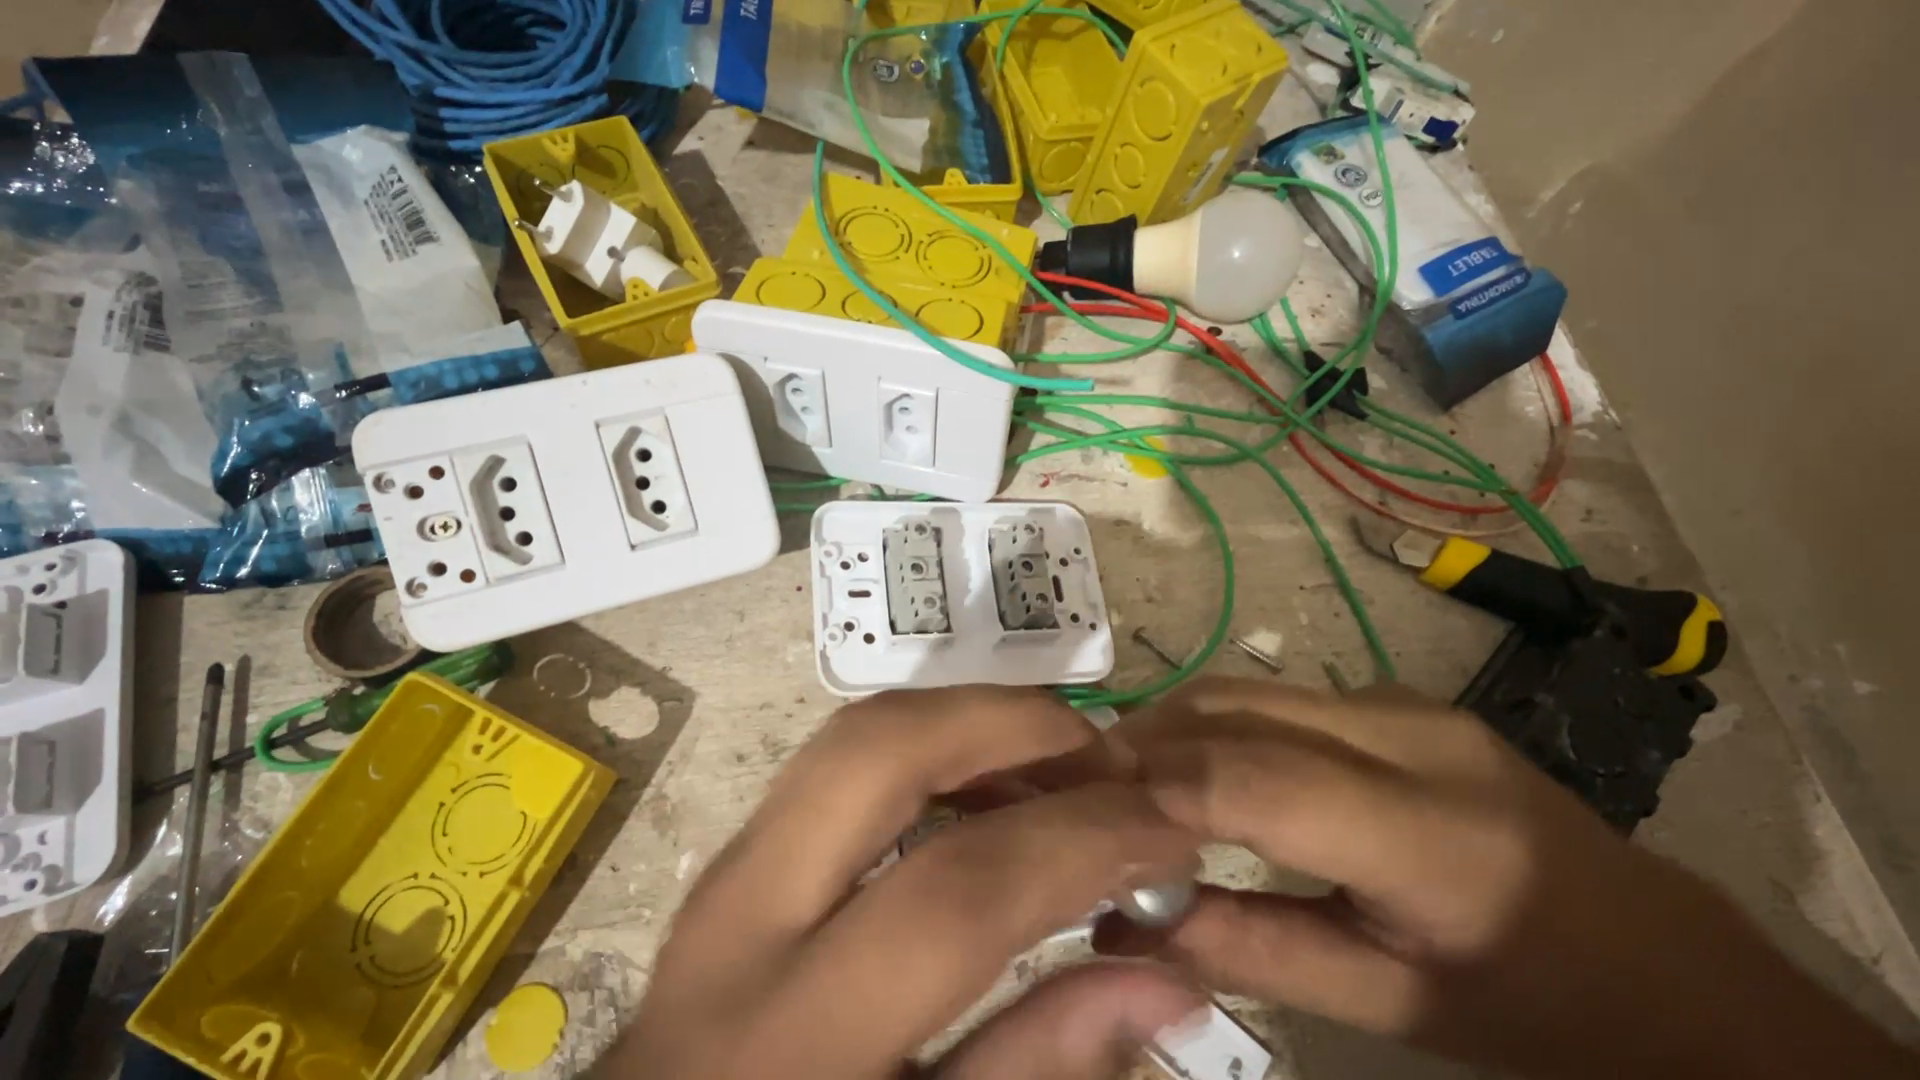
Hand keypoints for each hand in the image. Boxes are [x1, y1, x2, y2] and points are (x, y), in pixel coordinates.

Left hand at [600, 686, 1203, 1079]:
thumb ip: (1039, 1062)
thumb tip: (1170, 981)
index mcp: (793, 1032)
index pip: (957, 890)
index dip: (1083, 842)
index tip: (1170, 829)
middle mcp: (742, 920)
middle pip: (879, 754)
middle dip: (1011, 724)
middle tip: (1110, 758)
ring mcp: (725, 870)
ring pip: (854, 735)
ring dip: (972, 723)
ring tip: (1065, 768)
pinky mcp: (734, 855)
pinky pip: (842, 765)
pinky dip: (932, 749)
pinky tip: (991, 791)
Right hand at [1099, 679, 1918, 1078]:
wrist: (1665, 965)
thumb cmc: (1530, 1004)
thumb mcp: (1388, 1003)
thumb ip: (1250, 950)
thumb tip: (1123, 918)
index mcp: (1434, 837)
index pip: (1262, 783)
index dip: (1155, 790)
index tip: (1074, 814)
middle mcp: (1416, 740)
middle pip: (1239, 709)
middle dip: (1141, 742)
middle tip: (1074, 793)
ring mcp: (1411, 707)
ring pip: (1250, 689)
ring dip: (1171, 725)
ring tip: (1118, 783)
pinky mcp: (1404, 702)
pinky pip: (1281, 697)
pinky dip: (1216, 724)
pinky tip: (1193, 769)